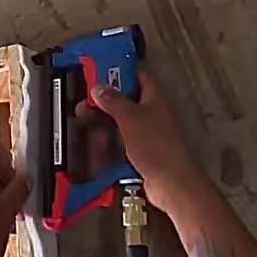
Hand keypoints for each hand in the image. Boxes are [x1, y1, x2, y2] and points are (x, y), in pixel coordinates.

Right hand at [89, 70, 211, 217]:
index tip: (101, 74)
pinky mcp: (143, 155)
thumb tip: (98, 87)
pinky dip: (110, 146)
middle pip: (127, 103)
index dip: (122, 73)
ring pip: (123, 125)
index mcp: (154, 100)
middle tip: (85, 105)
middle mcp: (153, 115)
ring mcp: (149, 136)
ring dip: (105, 126)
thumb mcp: (130, 118)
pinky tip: (96, 149)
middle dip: (106, 104)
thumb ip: (113, 101)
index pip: (139, 78)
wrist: (171, 182)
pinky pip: (123, 145)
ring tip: (85, 126)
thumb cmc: (154, 145)